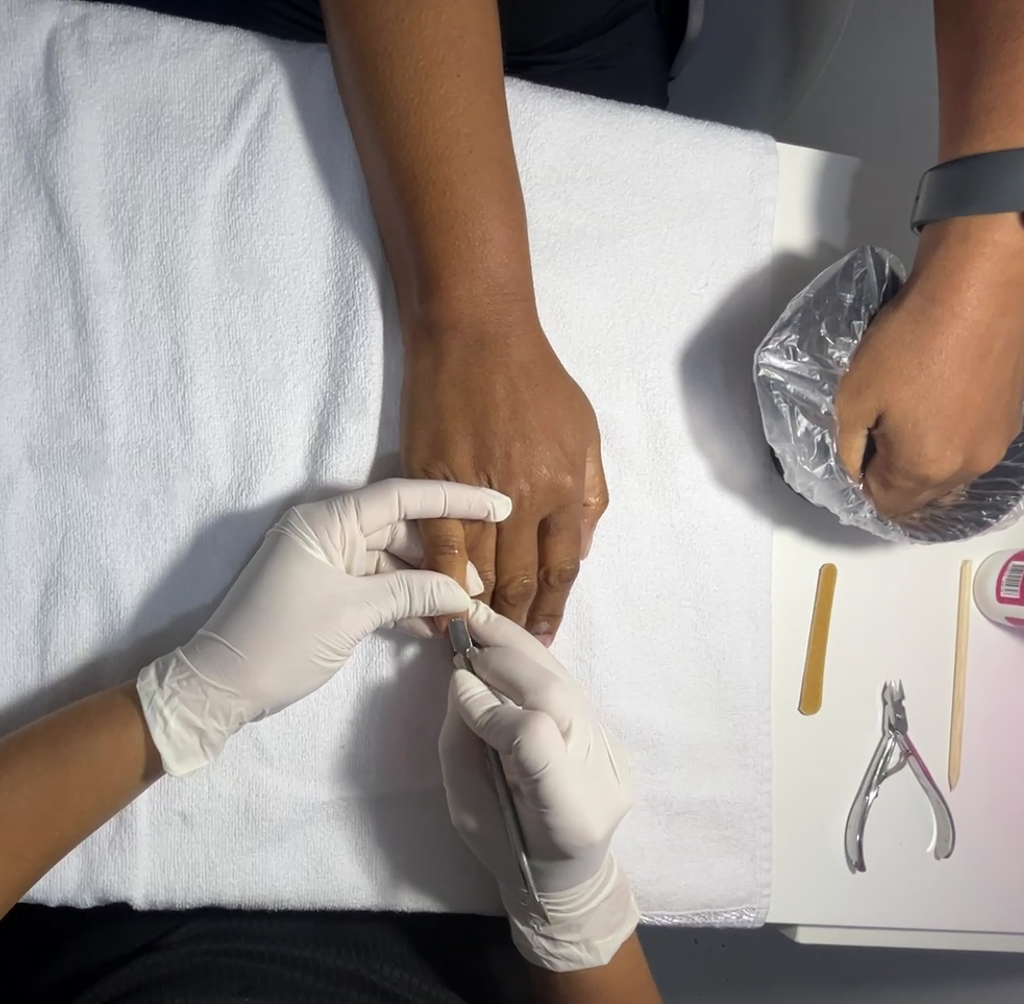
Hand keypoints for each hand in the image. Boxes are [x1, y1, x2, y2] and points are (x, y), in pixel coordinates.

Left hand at [139, 479, 510, 776]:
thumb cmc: (282, 640)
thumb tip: (461, 594)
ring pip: (388, 559)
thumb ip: (410, 594)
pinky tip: (431, 624)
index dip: (453, 498)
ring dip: (423, 581)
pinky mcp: (324, 590)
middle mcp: (326, 532)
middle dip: (441, 551)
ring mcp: (324, 561)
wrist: (223, 685)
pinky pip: (372, 584)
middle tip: (481, 582)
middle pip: (397, 527)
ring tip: (462, 607)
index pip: (400, 497)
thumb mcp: (351, 614)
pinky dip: (400, 600)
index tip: (500, 504)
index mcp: (326, 522)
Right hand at [402, 320, 605, 643]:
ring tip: (478, 636)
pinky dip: (441, 583)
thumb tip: (579, 548)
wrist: (475, 335)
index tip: (546, 635)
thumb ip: (590, 494)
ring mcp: (475, 492)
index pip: (563, 567)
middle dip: (519, 619)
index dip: (554, 607)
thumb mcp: (584, 431)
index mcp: (565, 486)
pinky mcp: (433, 483)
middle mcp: (524, 498)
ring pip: (481, 571)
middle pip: (522, 578)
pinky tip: (442, 608)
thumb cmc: (533, 380)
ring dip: (481, 610)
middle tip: (511, 649)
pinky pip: (438, 547)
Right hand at [439, 602, 637, 970]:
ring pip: (567, 681)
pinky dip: (531, 658)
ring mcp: (614, 752)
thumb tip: (463, 679)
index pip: (534, 739)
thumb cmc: (506, 847)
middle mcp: (602, 777)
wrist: (566, 870)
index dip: (490, 706)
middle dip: (503, 660)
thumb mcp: (465, 808)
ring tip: (479, 620)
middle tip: (463, 636)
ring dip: (517, 645)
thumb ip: (463, 744)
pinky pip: (569, 683)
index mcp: (565, 815)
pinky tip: (503, 642)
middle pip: (557, 697)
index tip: (456, 682)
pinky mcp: (611, 733)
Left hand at [836, 220, 1023, 519]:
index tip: (853, 452)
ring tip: (900, 419)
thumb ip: (850, 449)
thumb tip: (856, 473)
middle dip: (890, 475)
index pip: (887, 505)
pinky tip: (930, 408)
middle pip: (920, 494)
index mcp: (927, 468)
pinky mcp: (1014, 416)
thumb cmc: (906, 347)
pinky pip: (968, 447)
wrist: (982, 290)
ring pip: (946, 472)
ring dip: (919, 457)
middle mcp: (971, 466)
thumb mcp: (853, 402)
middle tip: (871, 434)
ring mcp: (999, 441)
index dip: (862, 485)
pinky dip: (945, 439)